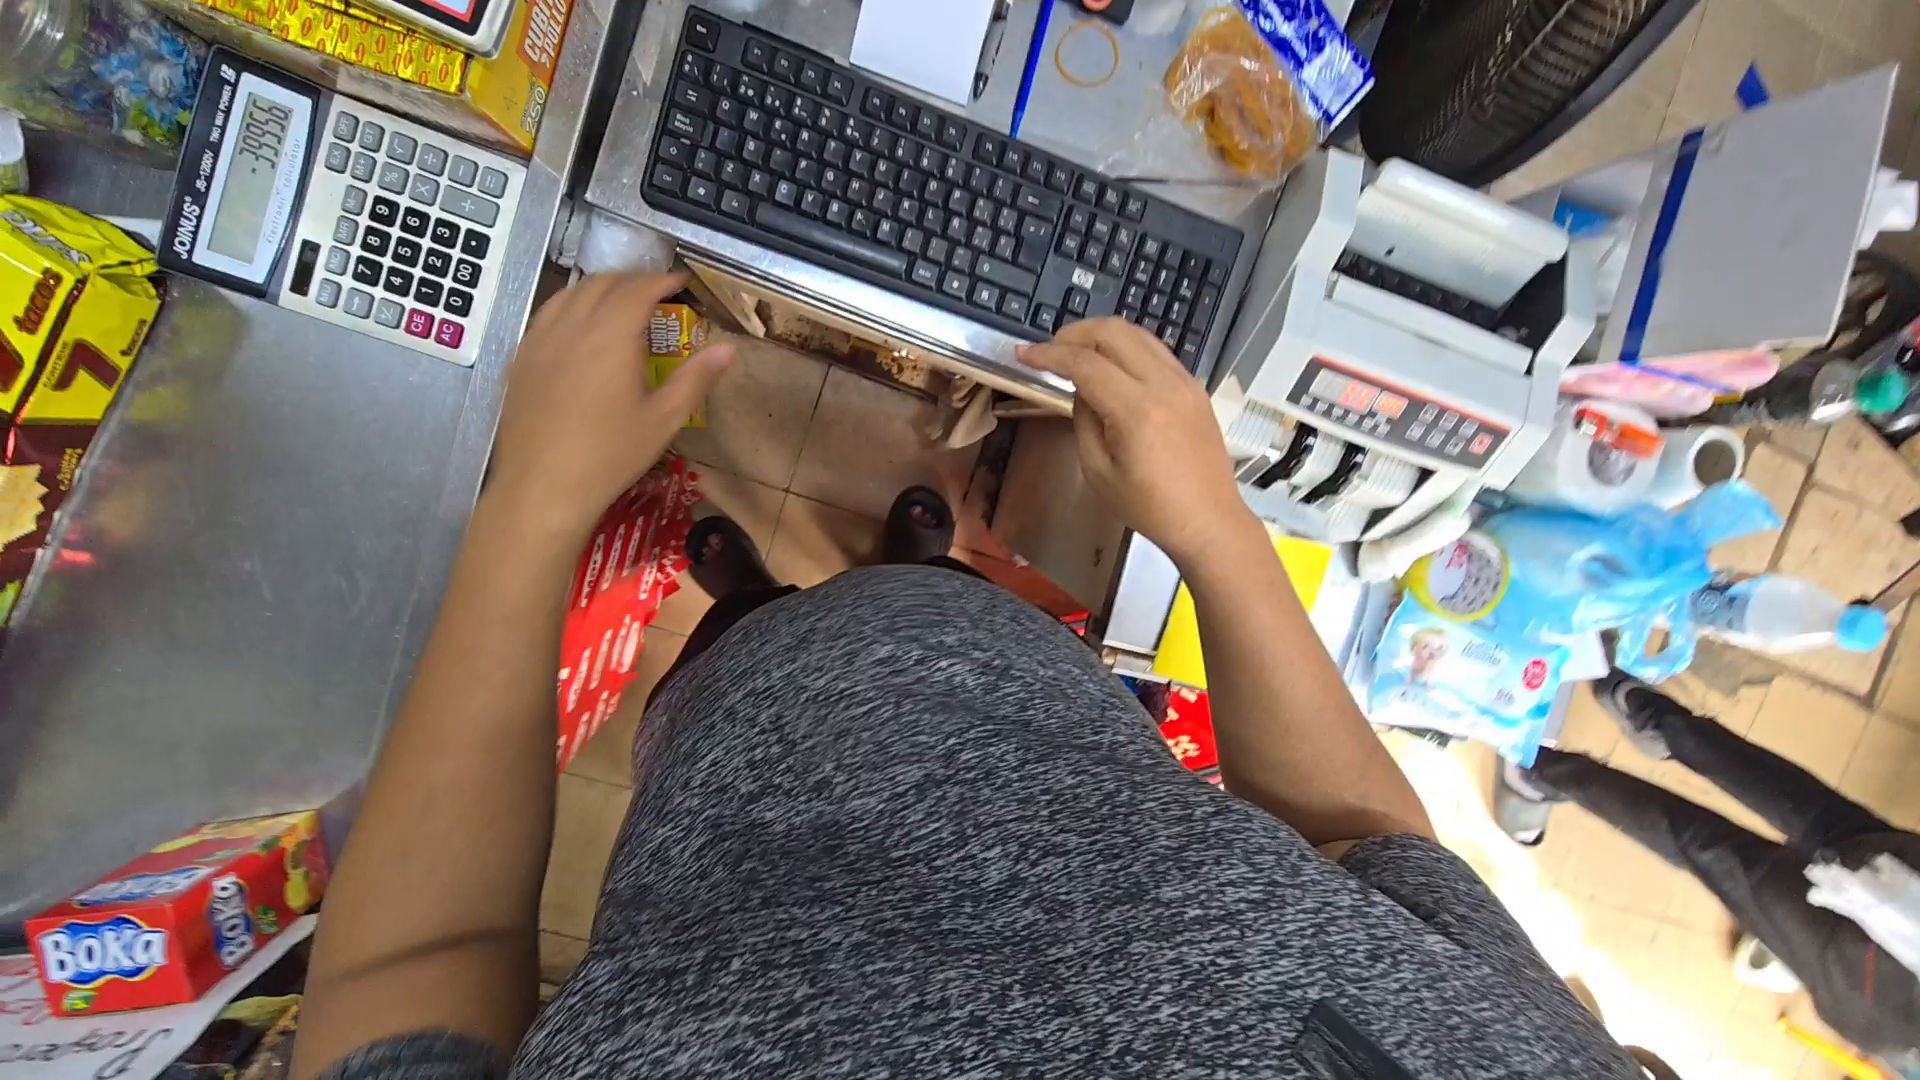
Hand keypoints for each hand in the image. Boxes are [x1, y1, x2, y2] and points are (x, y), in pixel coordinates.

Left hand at [489, 272, 732, 530]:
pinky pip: (546, 316)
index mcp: (610, 338)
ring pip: (569, 294)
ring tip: (620, 303)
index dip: (661, 280)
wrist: (544, 486)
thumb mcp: (664, 420)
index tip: (680, 282)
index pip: (637, 290)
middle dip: (631, 280)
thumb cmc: (611, 456)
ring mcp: (538, 341)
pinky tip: (581, 329)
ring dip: (599, 289)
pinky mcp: (520, 359)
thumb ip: (695, 379)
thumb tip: (727, 350)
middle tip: (656, 292)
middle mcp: (571, 327)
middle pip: (601, 284)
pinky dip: (571, 307)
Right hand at [1017, 318, 1254, 566]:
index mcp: (1136, 410)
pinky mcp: (1194, 387)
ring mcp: (1184, 381)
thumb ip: (1084, 421)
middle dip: (1074, 334)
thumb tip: (1082, 390)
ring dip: (1102, 335)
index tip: (1023, 355)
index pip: (1084, 364)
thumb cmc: (1149, 507)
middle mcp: (1164, 384)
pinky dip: (1126, 348)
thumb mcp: (1098, 471)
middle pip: (1113, 332)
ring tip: (1077, 353)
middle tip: (1050, 350)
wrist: (1208, 520)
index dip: (1048, 354)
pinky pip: (1155, 351)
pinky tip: (1112, 366)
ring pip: (1138, 334)